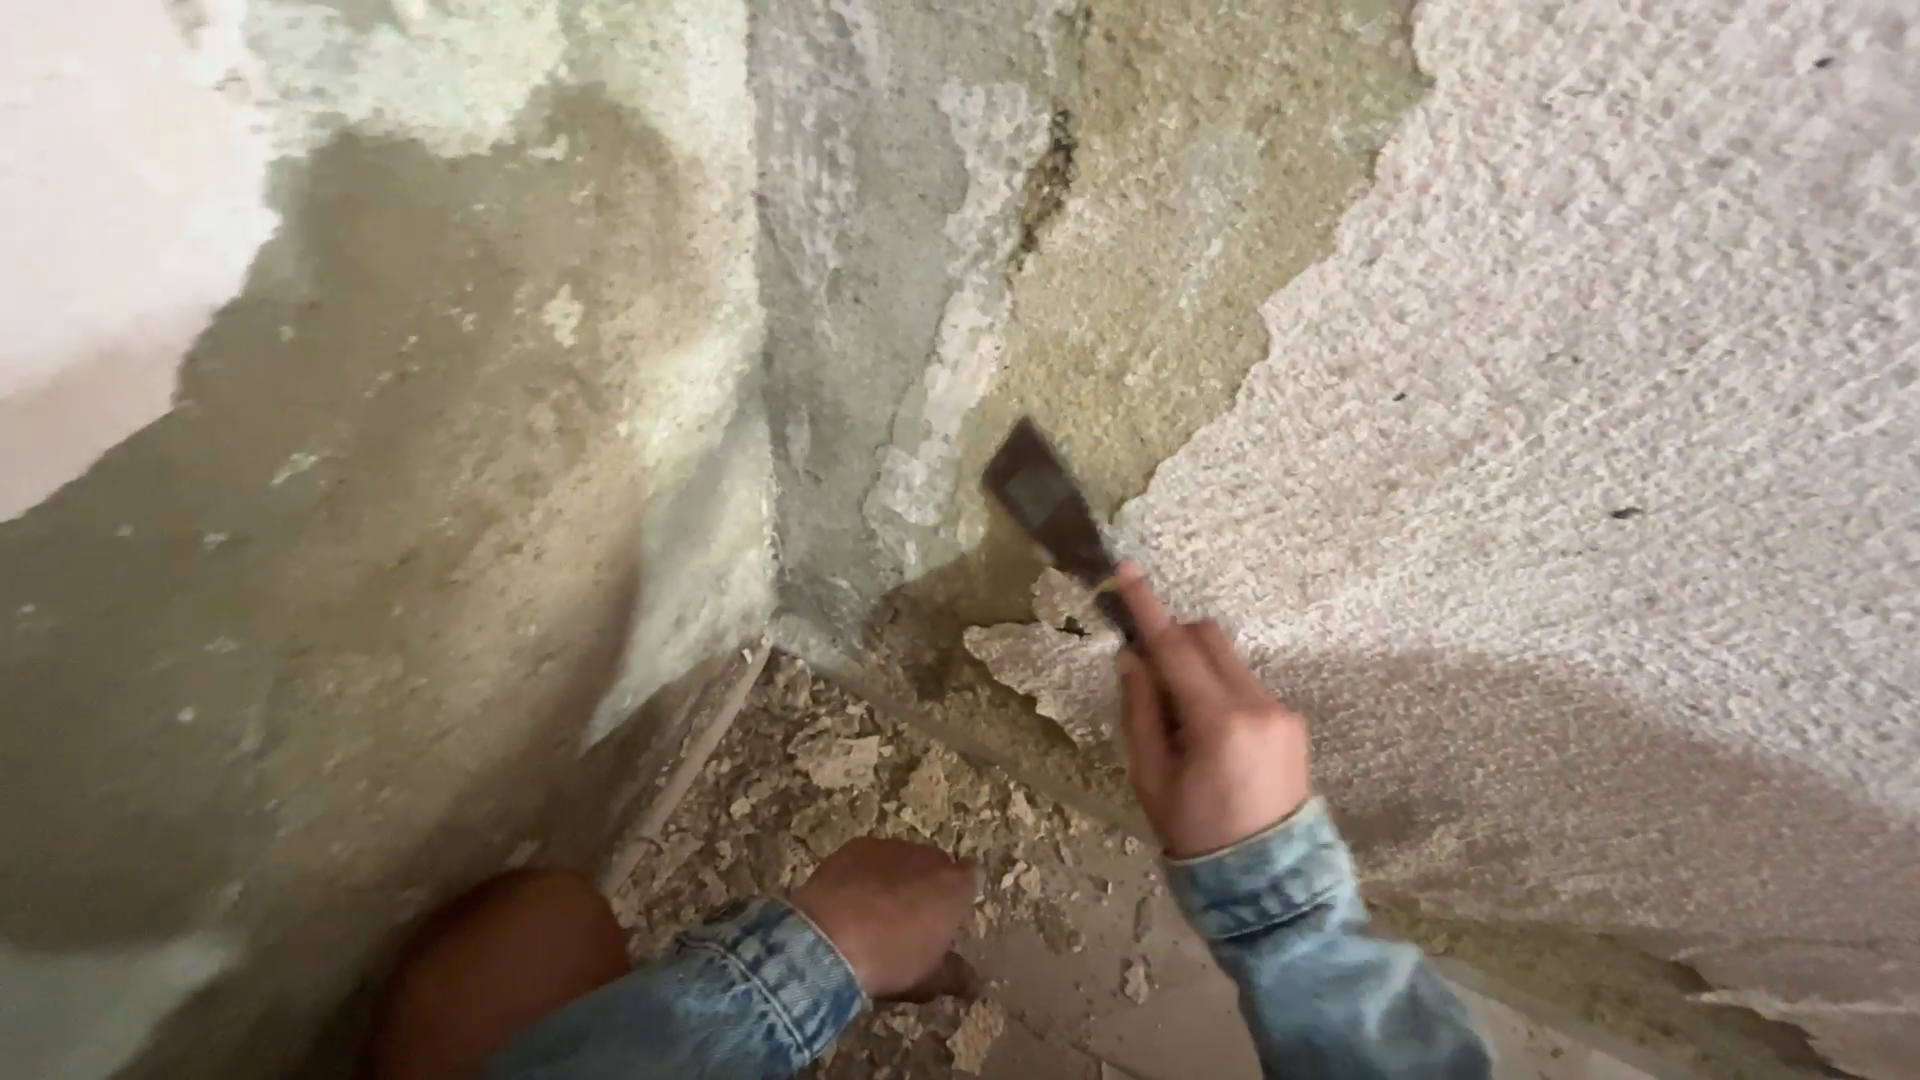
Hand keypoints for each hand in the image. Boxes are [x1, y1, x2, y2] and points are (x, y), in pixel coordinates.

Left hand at [789, 837, 980, 1001]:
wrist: (830, 938)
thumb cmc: (891, 959)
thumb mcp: (928, 979)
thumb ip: (955, 976)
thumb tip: (976, 985)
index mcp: (953, 886)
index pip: (971, 876)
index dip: (960, 893)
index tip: (948, 914)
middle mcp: (927, 857)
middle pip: (935, 866)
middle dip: (928, 886)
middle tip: (911, 920)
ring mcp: (890, 847)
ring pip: (901, 860)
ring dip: (896, 878)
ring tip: (875, 913)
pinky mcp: (856, 845)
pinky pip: (869, 858)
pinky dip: (865, 874)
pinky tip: (849, 901)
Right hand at [1112, 563, 1311, 858]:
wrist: (1269, 884)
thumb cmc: (1196, 834)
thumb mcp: (1151, 777)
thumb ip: (1140, 710)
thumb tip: (1133, 658)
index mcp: (1219, 722)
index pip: (1175, 648)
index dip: (1146, 607)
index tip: (1126, 570)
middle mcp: (1258, 705)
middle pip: (1209, 637)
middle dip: (1174, 636)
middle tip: (1148, 671)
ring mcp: (1281, 711)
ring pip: (1227, 658)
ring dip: (1195, 665)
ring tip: (1181, 719)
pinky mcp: (1292, 721)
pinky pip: (1244, 683)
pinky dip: (1217, 687)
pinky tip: (1209, 733)